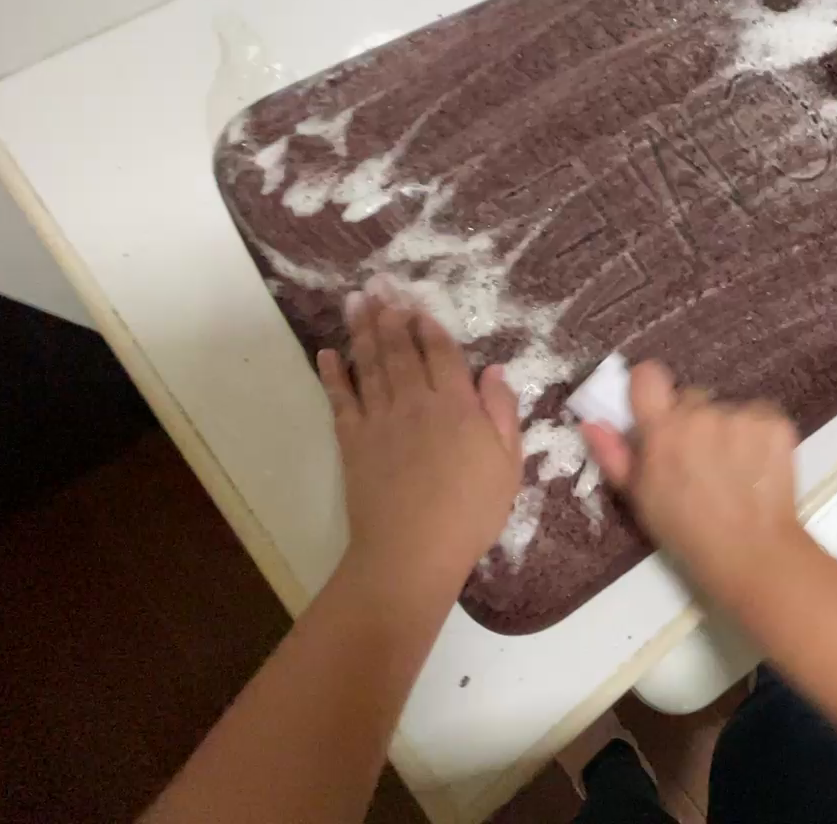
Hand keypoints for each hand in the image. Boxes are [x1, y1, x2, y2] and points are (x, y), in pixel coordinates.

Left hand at [316, 280, 522, 591]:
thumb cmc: (471, 510)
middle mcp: (416, 403)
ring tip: (356, 301)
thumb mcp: (508, 463)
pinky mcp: (353, 442)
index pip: (443, 355)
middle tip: (380, 284)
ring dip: (363, 331)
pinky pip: (341, 400)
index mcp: (457, 407)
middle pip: (402, 350)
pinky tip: (327, 352)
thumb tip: (494, 371)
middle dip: (391, 315)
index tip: (419, 303)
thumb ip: (501, 412)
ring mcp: (380, 420)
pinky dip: (333, 374)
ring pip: (371, 365)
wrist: (413, 552)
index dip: (431, 327)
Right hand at [581, 362, 805, 597]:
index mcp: (662, 430)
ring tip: (731, 467)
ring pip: (727, 408)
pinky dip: (757, 433)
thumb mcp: (640, 498)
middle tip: (699, 457)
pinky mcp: (776, 422)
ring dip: (726, 427)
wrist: (752, 553)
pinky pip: (759, 414)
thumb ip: (614, 455)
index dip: (650, 388)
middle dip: (692, 419)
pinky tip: (756, 464)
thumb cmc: (687, 531)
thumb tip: (591, 421)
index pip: (648, 375)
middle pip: (692, 397)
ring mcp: (743, 416)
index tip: (656, 408)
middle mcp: (702, 414)